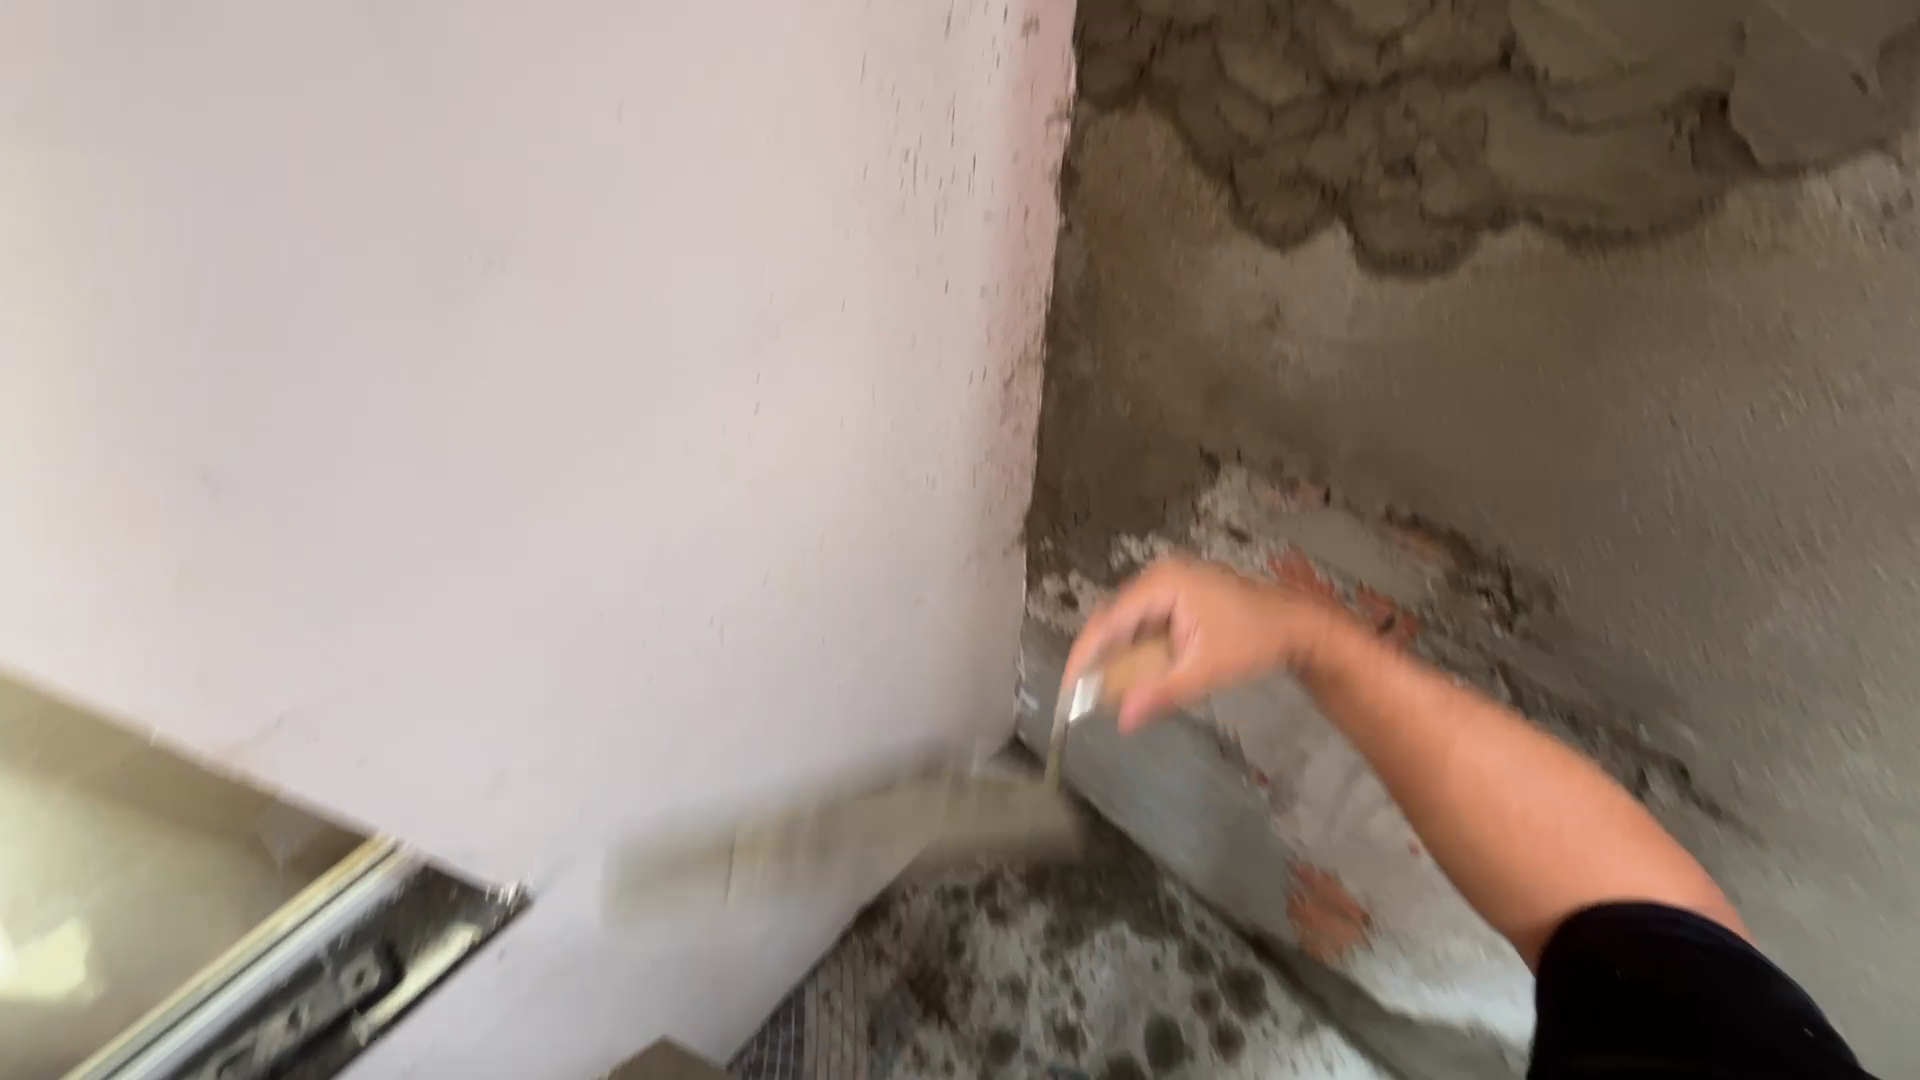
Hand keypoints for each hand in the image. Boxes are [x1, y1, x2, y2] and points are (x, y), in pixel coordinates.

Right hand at [1063, 556, 1350, 731]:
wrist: (1299, 626)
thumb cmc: (1255, 642)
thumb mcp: (1207, 671)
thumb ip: (1162, 694)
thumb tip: (1122, 721)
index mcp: (1163, 584)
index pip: (1109, 619)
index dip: (1084, 654)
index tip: (1068, 687)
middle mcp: (1159, 576)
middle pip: (1113, 617)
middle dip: (1097, 656)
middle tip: (1081, 691)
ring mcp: (1169, 584)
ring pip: (1127, 620)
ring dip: (1115, 653)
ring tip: (1098, 685)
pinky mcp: (1178, 595)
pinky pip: (1144, 621)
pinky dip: (1135, 647)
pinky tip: (1129, 671)